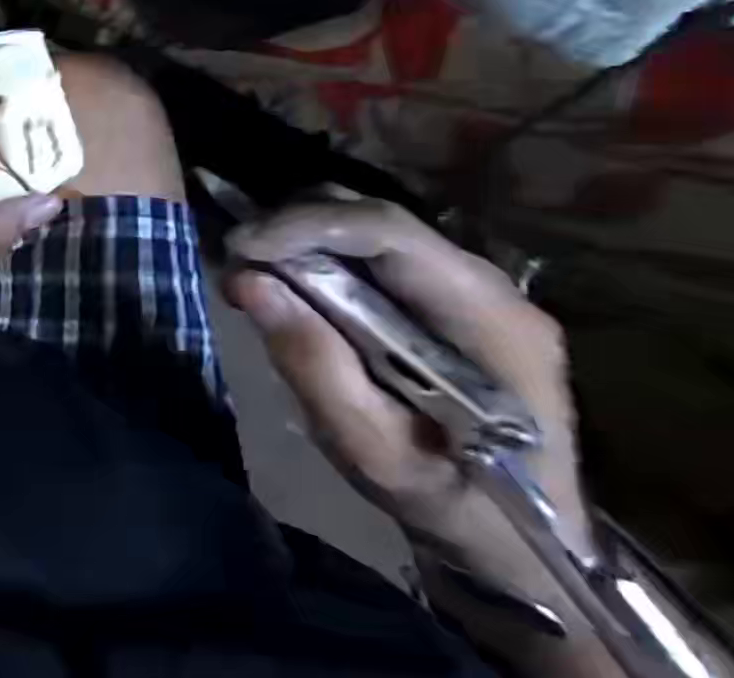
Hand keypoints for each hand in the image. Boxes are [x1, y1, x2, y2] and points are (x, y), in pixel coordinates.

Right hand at [223, 194, 589, 566]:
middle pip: (369, 215)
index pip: (389, 231)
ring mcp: (459, 284)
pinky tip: (276, 282)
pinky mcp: (431, 292)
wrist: (518, 535)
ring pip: (358, 222)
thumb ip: (313, 365)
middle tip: (232, 264)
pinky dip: (304, 252)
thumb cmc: (450, 498)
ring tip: (247, 276)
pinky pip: (357, 248)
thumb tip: (245, 281)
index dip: (304, 226)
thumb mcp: (372, 449)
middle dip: (287, 226)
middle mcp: (481, 284)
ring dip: (291, 237)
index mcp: (489, 319)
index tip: (238, 248)